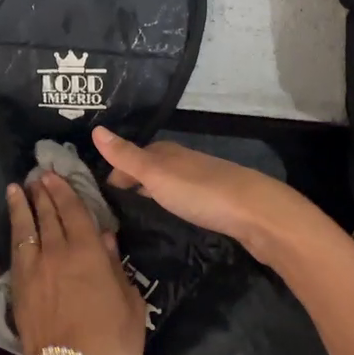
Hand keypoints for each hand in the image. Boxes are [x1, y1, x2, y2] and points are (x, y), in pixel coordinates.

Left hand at [6, 173, 146, 354]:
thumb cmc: (113, 344)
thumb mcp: (131, 305)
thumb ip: (118, 269)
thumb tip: (107, 239)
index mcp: (88, 252)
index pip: (74, 212)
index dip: (65, 192)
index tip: (56, 176)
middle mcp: (58, 251)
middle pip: (48, 214)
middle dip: (43, 192)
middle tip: (38, 175)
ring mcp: (34, 267)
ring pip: (27, 226)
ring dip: (22, 204)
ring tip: (17, 188)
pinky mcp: (18, 285)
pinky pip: (16, 247)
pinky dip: (14, 229)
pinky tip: (14, 223)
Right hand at [92, 126, 319, 258]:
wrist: (258, 214)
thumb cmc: (200, 192)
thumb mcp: (154, 174)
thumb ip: (125, 156)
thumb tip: (95, 129)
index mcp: (164, 152)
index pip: (127, 160)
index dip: (112, 178)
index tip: (98, 203)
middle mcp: (180, 162)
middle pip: (146, 172)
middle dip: (129, 188)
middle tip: (111, 217)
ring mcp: (200, 182)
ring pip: (165, 187)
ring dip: (149, 200)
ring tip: (134, 224)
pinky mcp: (216, 203)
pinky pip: (182, 201)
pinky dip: (169, 209)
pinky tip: (167, 225)